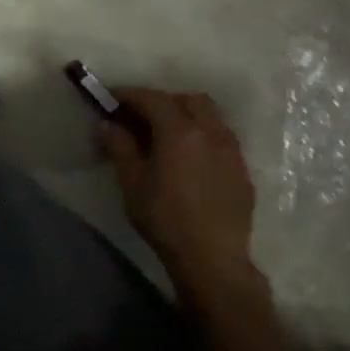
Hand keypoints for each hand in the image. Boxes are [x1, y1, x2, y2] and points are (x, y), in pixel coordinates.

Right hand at [103, 88, 262, 306]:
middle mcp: (211, 133)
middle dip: (162, 100)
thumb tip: (108, 124)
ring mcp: (232, 151)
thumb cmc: (163, 216)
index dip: (129, 94)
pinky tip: (187, 157)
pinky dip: (201, 134)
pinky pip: (221, 137)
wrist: (212, 256)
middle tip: (139, 115)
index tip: (110, 98)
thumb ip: (119, 146)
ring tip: (164, 134)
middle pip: (189, 100)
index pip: (153, 98)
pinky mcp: (242, 170)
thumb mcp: (131, 181)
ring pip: (211, 117)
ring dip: (185, 115)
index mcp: (180, 132)